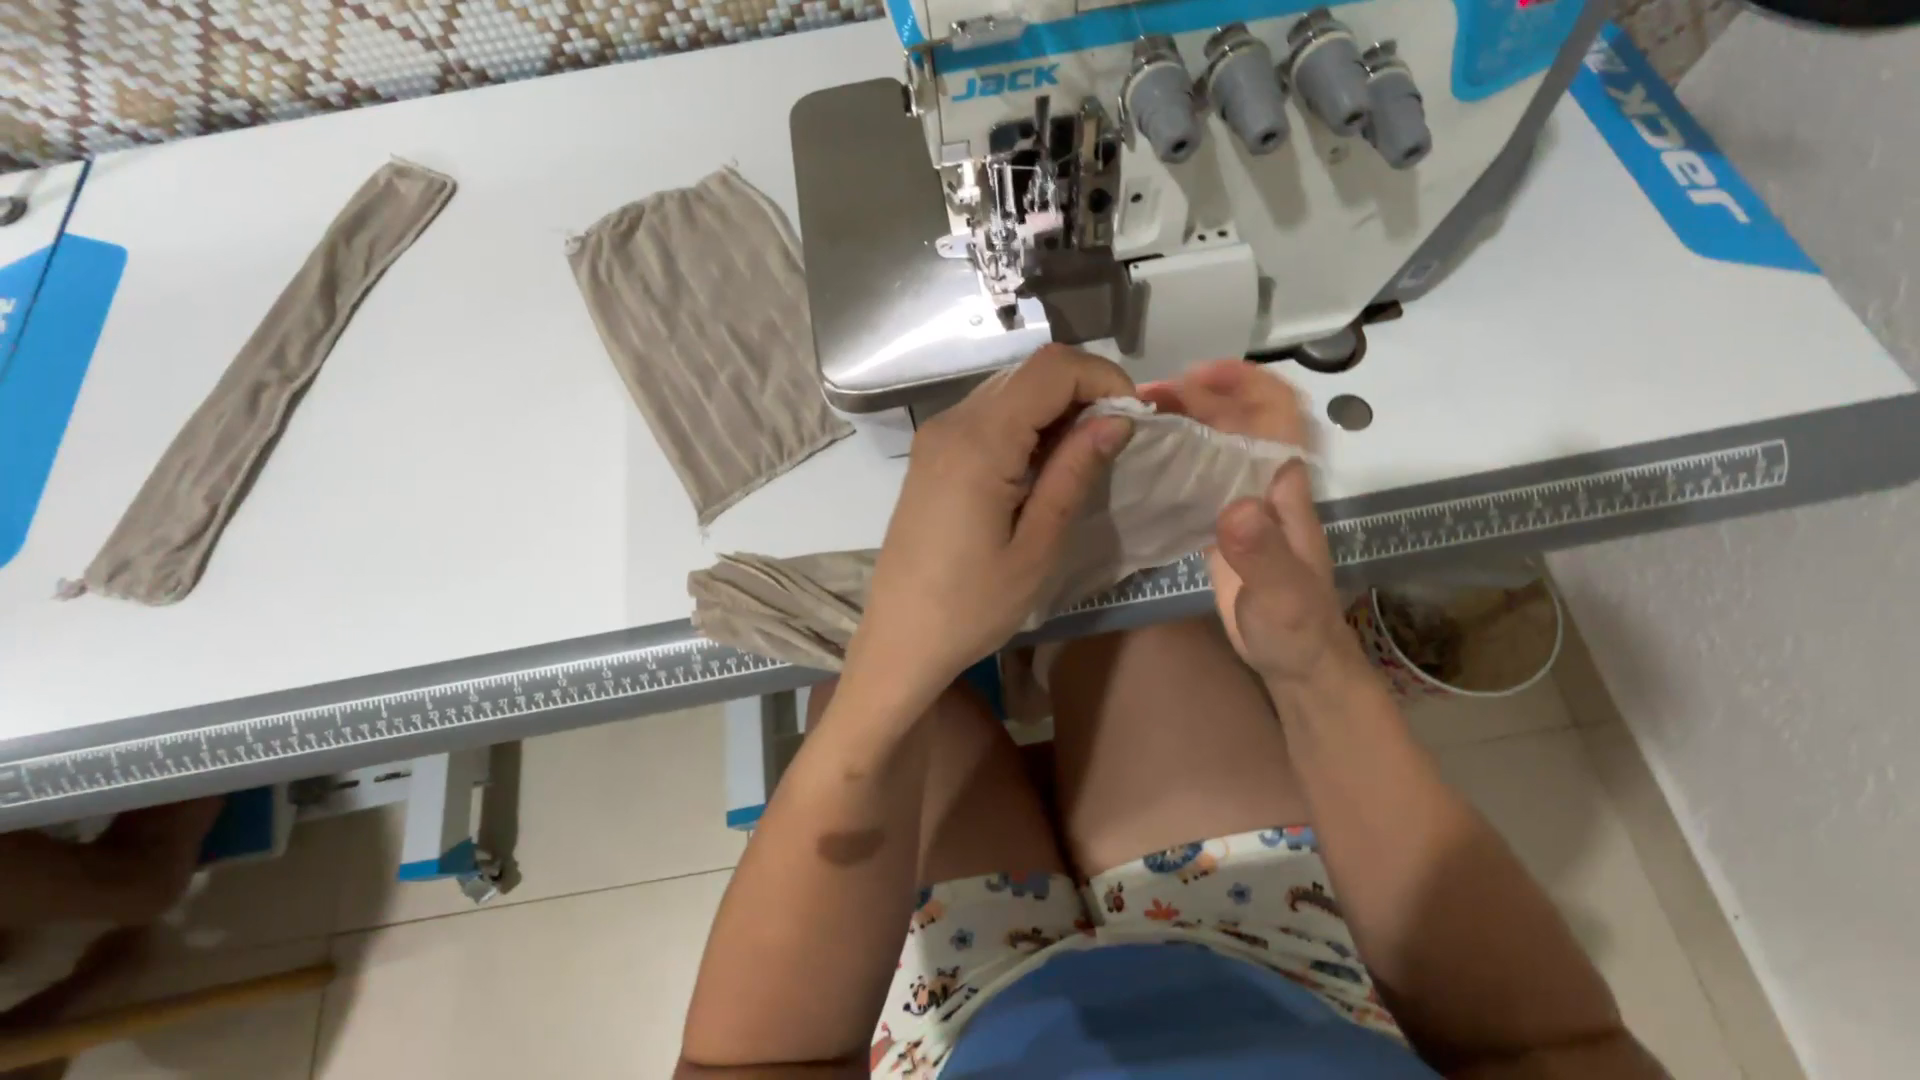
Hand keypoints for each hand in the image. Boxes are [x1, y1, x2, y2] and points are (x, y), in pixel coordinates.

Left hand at [849, 346, 1135, 706]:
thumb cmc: (971, 606)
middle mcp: (952, 423)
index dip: (1102, 378)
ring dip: (1054, 407)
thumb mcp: (1036, 546)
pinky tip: (1042, 466)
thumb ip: (1074, 473)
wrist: (900, 639)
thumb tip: (1116, 419)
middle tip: (1115, 440)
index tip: (1133, 419)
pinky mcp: (931, 455)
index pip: (1051, 368)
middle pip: (1029, 371)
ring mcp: (936, 436)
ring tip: (1084, 456)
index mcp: (979, 442)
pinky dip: (1025, 424)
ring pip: (1009, 389)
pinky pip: (987, 415)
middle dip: (1082, 390)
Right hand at [1139, 359, 1356, 685]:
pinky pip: (1200, 475)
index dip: (1246, 384)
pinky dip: (1176, 455)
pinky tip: (1143, 456)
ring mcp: (1243, 504)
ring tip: (1138, 414)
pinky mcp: (1222, 526)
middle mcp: (1265, 485)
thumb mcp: (1283, 596)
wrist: (1297, 662)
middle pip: (1239, 420)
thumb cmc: (1298, 628)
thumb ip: (1263, 553)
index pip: (1278, 416)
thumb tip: (1234, 507)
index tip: (1199, 374)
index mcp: (1286, 489)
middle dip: (1200, 395)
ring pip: (1217, 443)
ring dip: (1185, 419)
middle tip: (1146, 395)